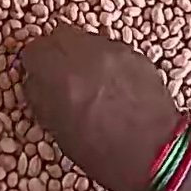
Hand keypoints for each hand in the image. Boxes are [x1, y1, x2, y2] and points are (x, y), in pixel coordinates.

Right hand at [18, 26, 179, 190]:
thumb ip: (41, 95)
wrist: (157, 156)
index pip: (33, 50)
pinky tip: (110, 83)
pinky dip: (104, 60)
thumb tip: (34, 79)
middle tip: (59, 71)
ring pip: (86, 38)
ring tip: (87, 79)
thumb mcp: (58, 129)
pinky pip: (110, 48)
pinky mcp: (134, 53)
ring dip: (80, 53)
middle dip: (55, 50)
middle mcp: (85, 54)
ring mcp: (112, 51)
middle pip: (59, 34)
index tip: (36, 73)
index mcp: (59, 74)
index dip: (33, 63)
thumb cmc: (102, 153)